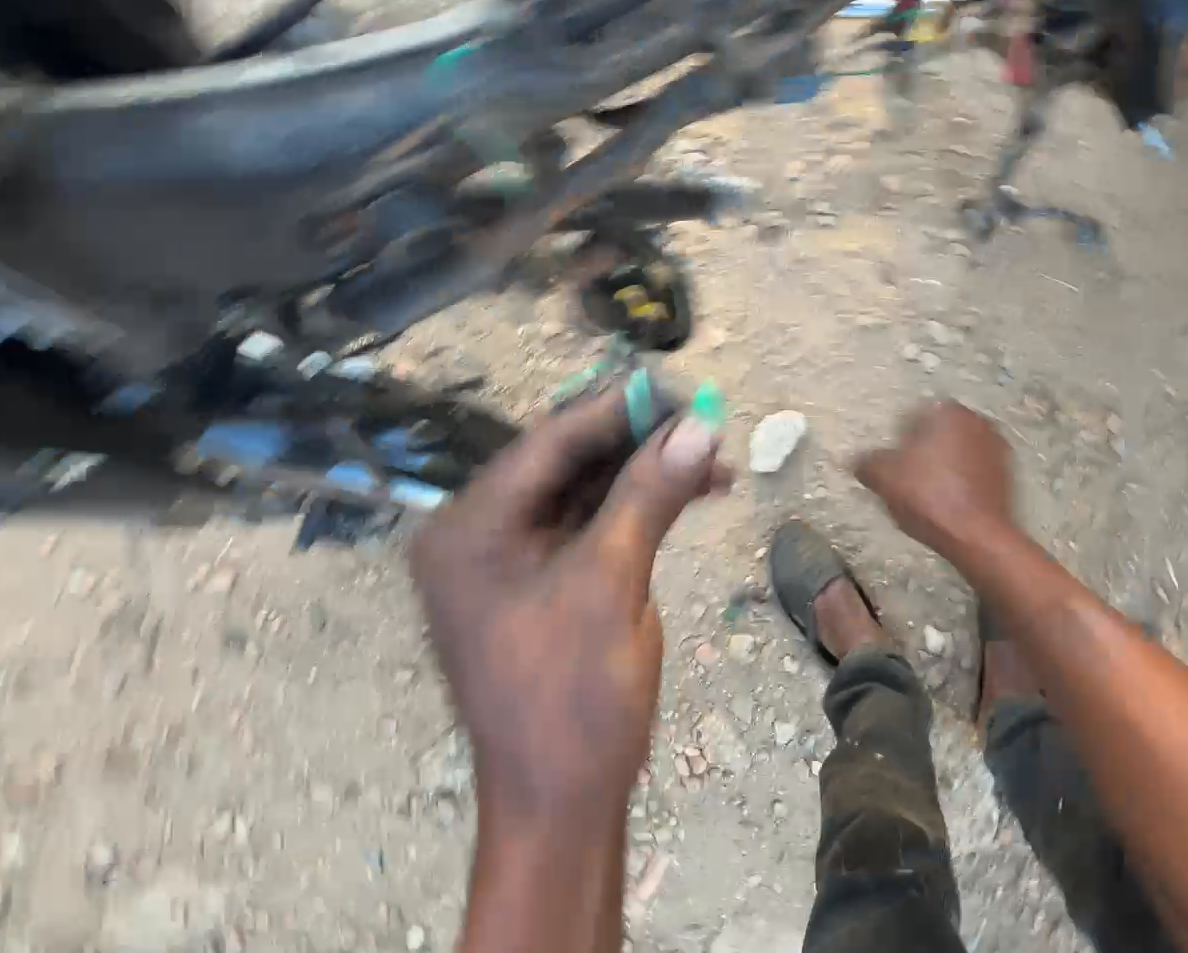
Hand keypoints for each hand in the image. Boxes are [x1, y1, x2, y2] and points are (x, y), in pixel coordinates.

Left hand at [409, 387, 725, 815]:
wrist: (561, 801)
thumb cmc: (573, 696)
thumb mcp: (611, 583)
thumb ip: (650, 495)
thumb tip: (700, 425)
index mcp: (471, 528)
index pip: (549, 443)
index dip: (619, 410)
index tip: (681, 387)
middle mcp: (483, 533)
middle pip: (569, 464)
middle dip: (641, 443)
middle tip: (707, 422)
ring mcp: (515, 559)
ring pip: (588, 493)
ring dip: (650, 475)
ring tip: (716, 462)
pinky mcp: (548, 582)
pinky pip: (595, 527)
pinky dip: (642, 511)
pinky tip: (693, 494)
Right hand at [856, 400, 1015, 554]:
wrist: (977, 536)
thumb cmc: (928, 496)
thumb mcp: (885, 478)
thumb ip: (868, 463)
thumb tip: (857, 461)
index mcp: (949, 412)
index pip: (914, 416)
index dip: (898, 439)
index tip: (891, 462)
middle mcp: (978, 421)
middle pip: (938, 434)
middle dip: (922, 451)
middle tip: (905, 476)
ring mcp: (998, 448)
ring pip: (957, 453)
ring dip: (942, 466)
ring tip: (925, 493)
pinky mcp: (1008, 475)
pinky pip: (973, 472)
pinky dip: (960, 481)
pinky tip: (947, 502)